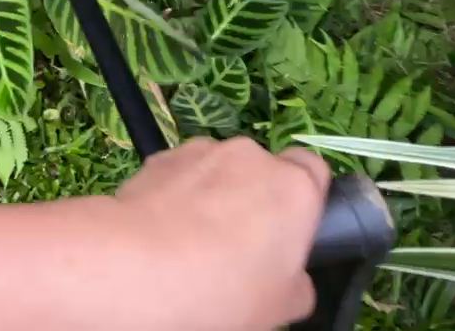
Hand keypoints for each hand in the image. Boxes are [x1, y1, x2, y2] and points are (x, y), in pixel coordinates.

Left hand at [106, 137, 329, 330]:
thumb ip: (295, 278)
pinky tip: (165, 228)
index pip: (311, 168)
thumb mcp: (285, 305)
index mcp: (291, 186)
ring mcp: (199, 150)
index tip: (293, 226)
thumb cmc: (227, 287)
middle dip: (254, 197)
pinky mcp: (159, 155)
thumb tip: (286, 272)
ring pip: (217, 168)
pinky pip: (181, 172)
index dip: (305, 195)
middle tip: (242, 245)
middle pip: (259, 169)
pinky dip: (178, 192)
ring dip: (214, 192)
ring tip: (194, 239)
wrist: (142, 262)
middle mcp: (247, 155)